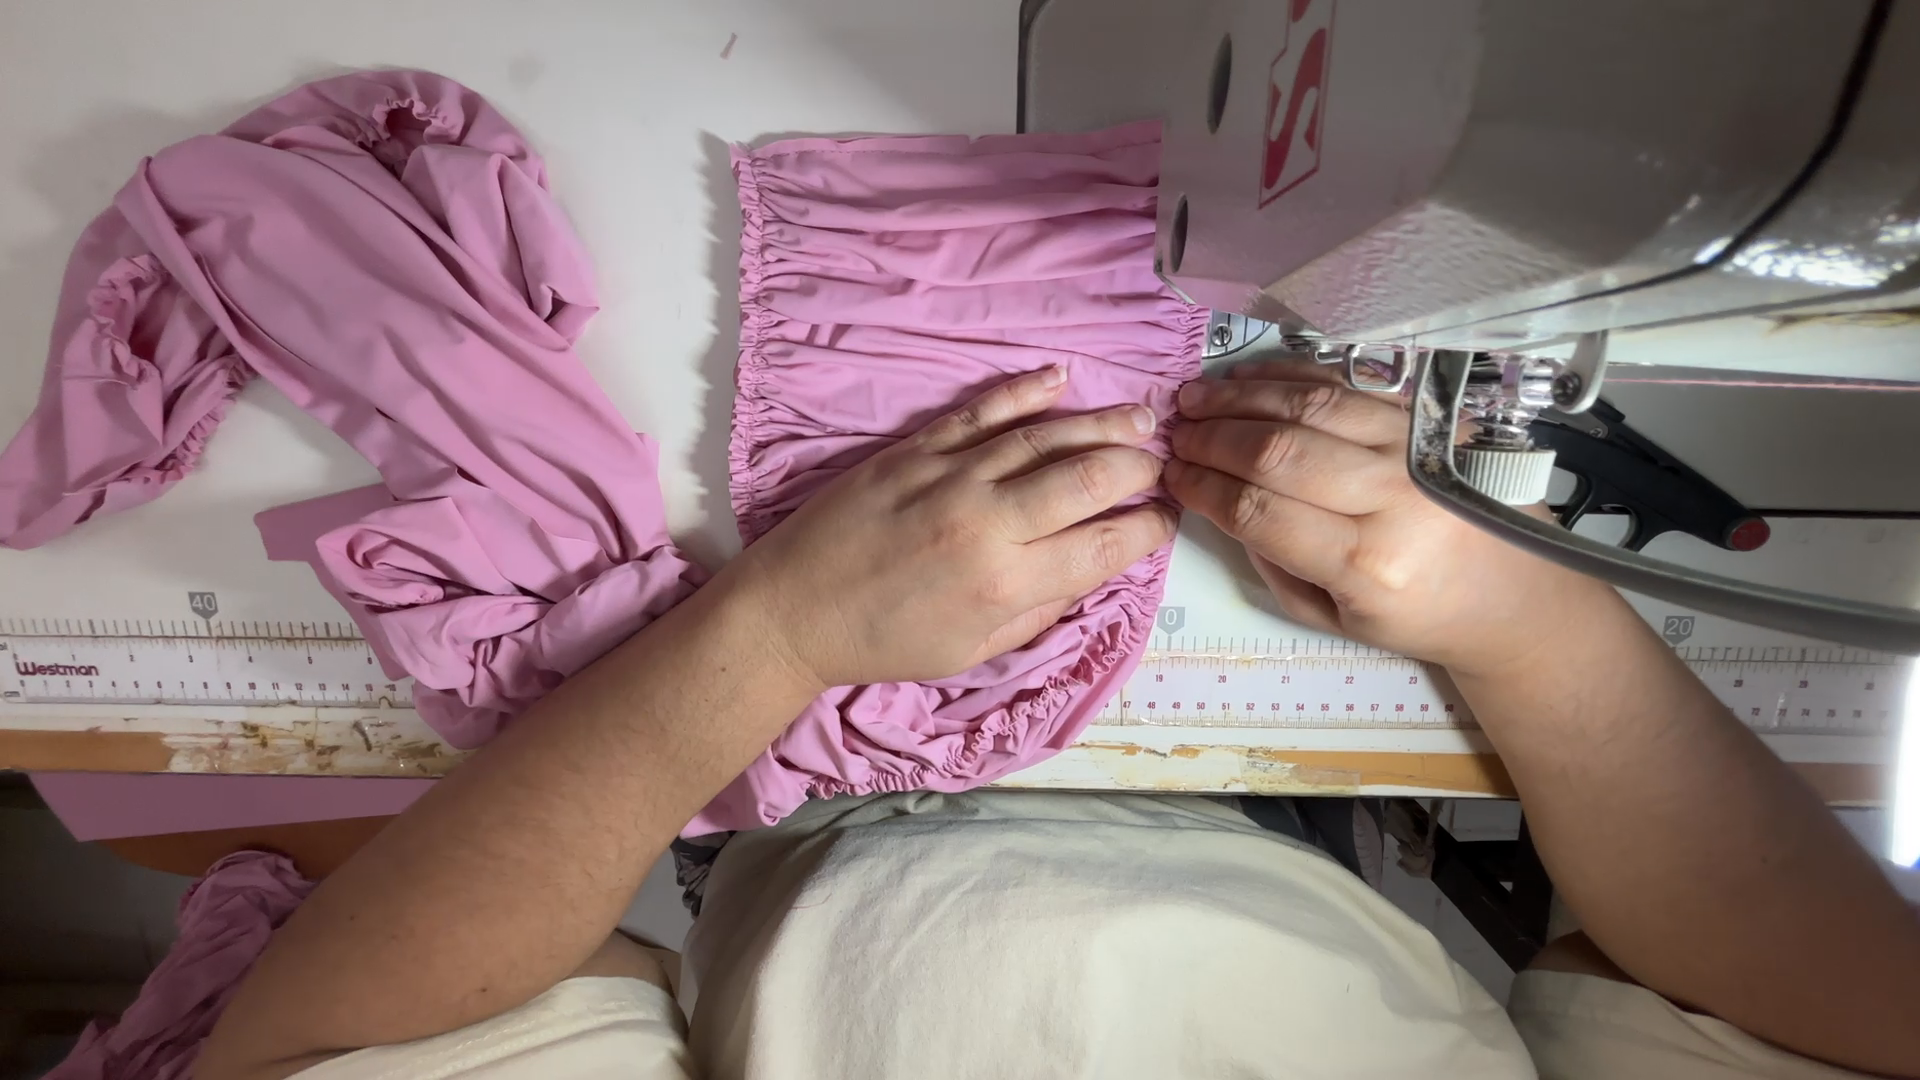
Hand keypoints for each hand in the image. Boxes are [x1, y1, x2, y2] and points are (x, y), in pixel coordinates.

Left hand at [722, 367, 1176, 690]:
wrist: (796, 610)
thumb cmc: (886, 642)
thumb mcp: (973, 651)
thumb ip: (1040, 609)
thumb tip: (1092, 568)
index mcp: (1006, 584)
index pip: (1103, 546)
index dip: (1146, 531)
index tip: (1165, 520)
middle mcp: (987, 522)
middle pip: (1087, 479)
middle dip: (1137, 467)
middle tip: (1162, 461)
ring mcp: (949, 476)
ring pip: (1044, 437)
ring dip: (1100, 423)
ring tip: (1140, 416)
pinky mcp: (915, 450)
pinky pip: (981, 411)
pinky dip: (1024, 392)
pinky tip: (1061, 379)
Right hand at [1164, 361, 1613, 677]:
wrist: (1519, 596)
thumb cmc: (1415, 616)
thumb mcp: (1330, 616)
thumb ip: (1270, 559)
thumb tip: (1221, 499)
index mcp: (1365, 563)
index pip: (1256, 511)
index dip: (1202, 486)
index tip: (1170, 475)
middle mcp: (1393, 498)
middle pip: (1277, 451)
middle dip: (1211, 438)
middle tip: (1174, 433)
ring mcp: (1414, 449)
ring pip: (1308, 406)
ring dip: (1240, 397)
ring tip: (1196, 397)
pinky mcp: (1428, 420)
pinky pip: (1347, 384)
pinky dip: (1288, 374)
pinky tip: (1247, 377)